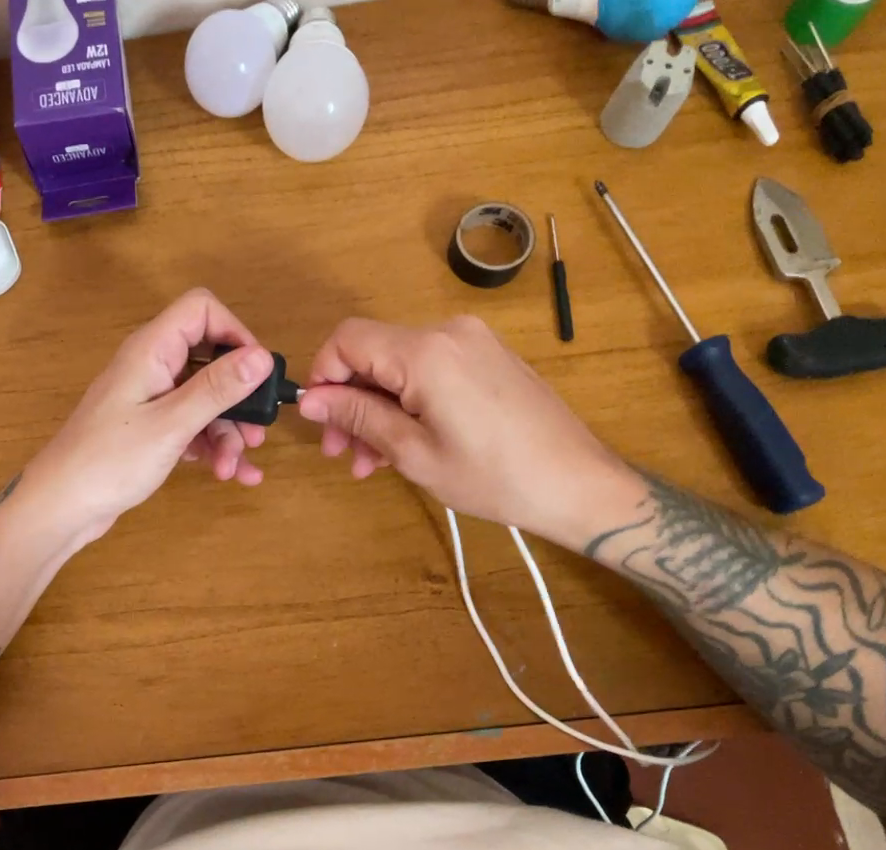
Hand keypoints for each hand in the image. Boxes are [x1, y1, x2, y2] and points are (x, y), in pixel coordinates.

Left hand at [27, 289, 275, 544]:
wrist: (62, 506)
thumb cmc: (110, 460)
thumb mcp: (171, 424)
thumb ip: (217, 389)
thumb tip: (262, 357)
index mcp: (151, 351)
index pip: (201, 310)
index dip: (235, 333)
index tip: (257, 373)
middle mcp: (151, 367)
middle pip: (209, 361)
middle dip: (237, 398)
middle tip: (256, 434)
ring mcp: (149, 399)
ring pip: (204, 401)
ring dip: (226, 433)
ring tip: (233, 469)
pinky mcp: (148, 430)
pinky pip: (190, 427)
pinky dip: (210, 447)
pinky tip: (230, 474)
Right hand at [296, 315, 641, 549]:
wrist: (576, 482)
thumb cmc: (493, 476)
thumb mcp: (413, 453)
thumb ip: (358, 417)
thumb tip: (308, 399)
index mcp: (426, 352)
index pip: (348, 339)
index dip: (322, 375)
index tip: (319, 421)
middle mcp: (448, 332)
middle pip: (373, 354)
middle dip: (349, 402)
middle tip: (342, 455)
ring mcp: (472, 342)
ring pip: (399, 366)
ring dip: (377, 409)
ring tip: (373, 463)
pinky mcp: (488, 357)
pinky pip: (429, 371)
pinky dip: (408, 402)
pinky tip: (405, 445)